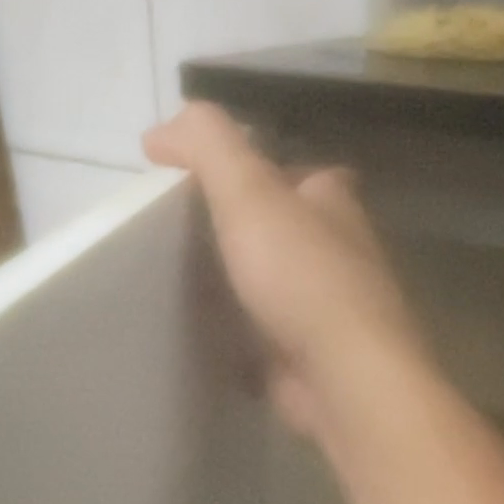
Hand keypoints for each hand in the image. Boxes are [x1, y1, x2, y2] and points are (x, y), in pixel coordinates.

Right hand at [143, 103, 423, 435]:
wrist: (341, 375)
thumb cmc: (301, 276)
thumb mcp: (247, 191)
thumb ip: (208, 147)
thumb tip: (162, 129)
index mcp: (333, 205)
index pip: (301, 175)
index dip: (263, 174)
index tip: (209, 185)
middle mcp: (340, 256)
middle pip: (289, 236)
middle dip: (249, 237)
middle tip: (185, 241)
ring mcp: (328, 314)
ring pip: (279, 291)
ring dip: (243, 290)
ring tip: (184, 289)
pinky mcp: (310, 361)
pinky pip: (268, 343)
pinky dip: (243, 342)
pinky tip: (208, 343)